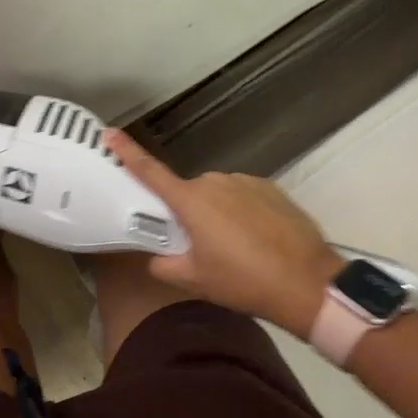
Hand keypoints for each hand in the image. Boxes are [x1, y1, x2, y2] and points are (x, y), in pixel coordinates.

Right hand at [105, 129, 343, 338]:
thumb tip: (154, 258)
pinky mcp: (271, 189)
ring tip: (238, 249)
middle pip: (188, 194)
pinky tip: (260, 241)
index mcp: (190, 201)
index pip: (149, 171)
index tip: (108, 132)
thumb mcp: (196, 280)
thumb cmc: (245, 282)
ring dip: (219, 214)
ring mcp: (245, 182)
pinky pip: (245, 197)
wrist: (309, 284)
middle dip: (189, 214)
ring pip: (218, 196)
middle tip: (202, 248)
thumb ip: (164, 265)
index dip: (126, 151)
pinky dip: (244, 214)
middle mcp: (214, 182)